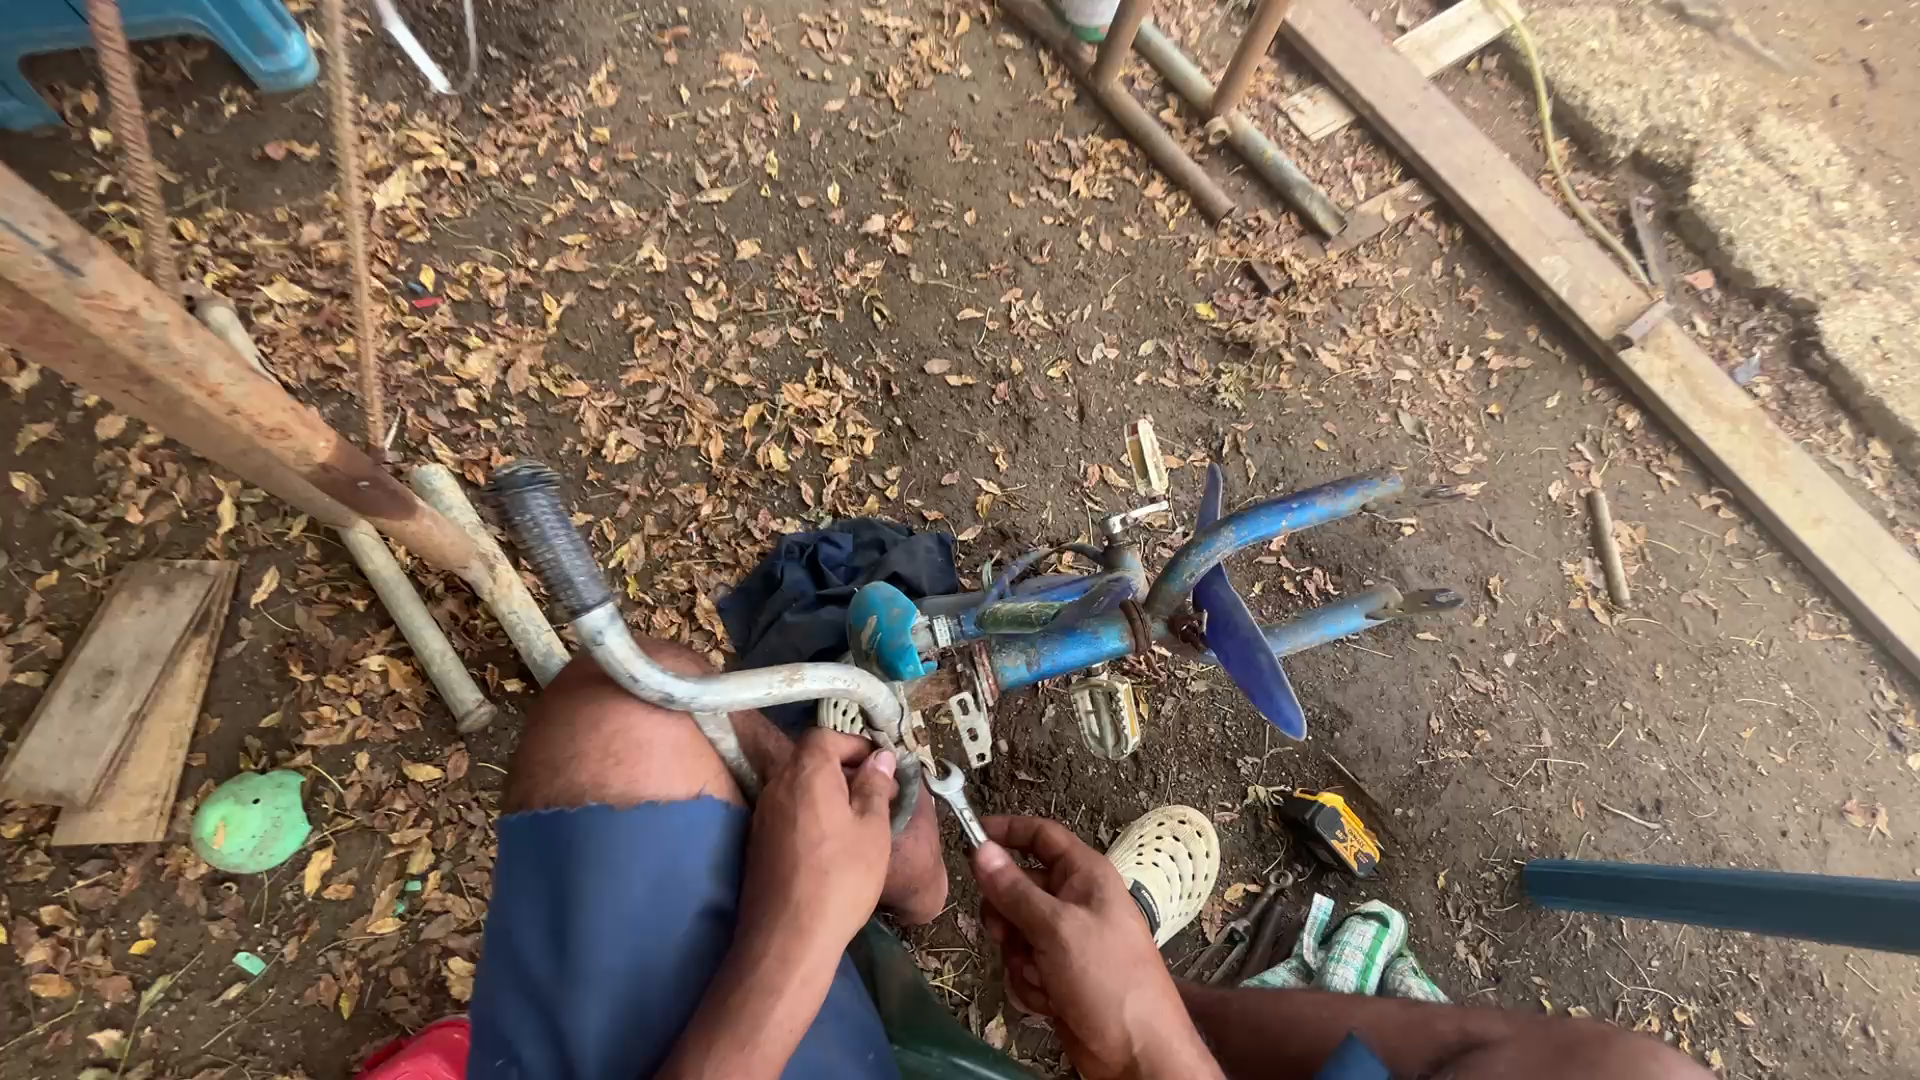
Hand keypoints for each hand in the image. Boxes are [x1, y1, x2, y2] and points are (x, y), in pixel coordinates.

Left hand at [738, 729, 898, 963]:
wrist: (788, 939)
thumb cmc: (841, 878)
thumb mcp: (873, 829)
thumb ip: (875, 786)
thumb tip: (880, 758)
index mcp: (808, 773)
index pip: (825, 735)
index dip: (853, 743)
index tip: (879, 764)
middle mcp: (778, 785)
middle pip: (809, 758)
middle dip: (843, 767)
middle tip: (873, 791)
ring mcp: (763, 814)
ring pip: (798, 785)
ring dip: (826, 791)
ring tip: (857, 818)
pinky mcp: (756, 842)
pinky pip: (788, 810)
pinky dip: (810, 812)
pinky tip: (830, 842)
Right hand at [971, 816, 1221, 1079]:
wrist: (1137, 1056)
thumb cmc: (1107, 978)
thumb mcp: (1056, 927)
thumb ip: (1014, 889)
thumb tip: (980, 849)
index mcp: (1084, 873)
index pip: (1040, 835)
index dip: (1006, 831)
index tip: (970, 836)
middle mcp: (1073, 899)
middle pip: (1018, 885)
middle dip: (1007, 915)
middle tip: (1006, 933)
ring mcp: (1064, 938)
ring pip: (1014, 929)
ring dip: (1019, 957)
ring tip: (1041, 976)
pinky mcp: (1056, 972)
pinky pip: (1022, 963)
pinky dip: (1028, 982)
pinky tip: (1048, 1000)